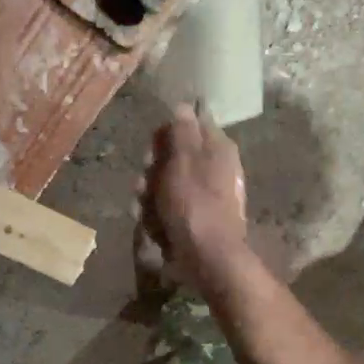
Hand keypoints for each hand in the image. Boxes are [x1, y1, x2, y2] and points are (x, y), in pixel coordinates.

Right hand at [138, 103, 250, 288]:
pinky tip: (152, 226)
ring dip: (149, 196)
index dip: (165, 136)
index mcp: (218, 148)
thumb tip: (185, 105)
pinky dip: (158, 216)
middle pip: (173, 157)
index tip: (152, 150)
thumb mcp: (183, 161)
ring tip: (145, 211)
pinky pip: (170, 208)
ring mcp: (206, 195)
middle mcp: (215, 167)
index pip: (188, 125)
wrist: (207, 258)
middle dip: (152, 170)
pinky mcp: (195, 218)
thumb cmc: (193, 205)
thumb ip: (182, 132)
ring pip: (166, 185)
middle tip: (145, 183)